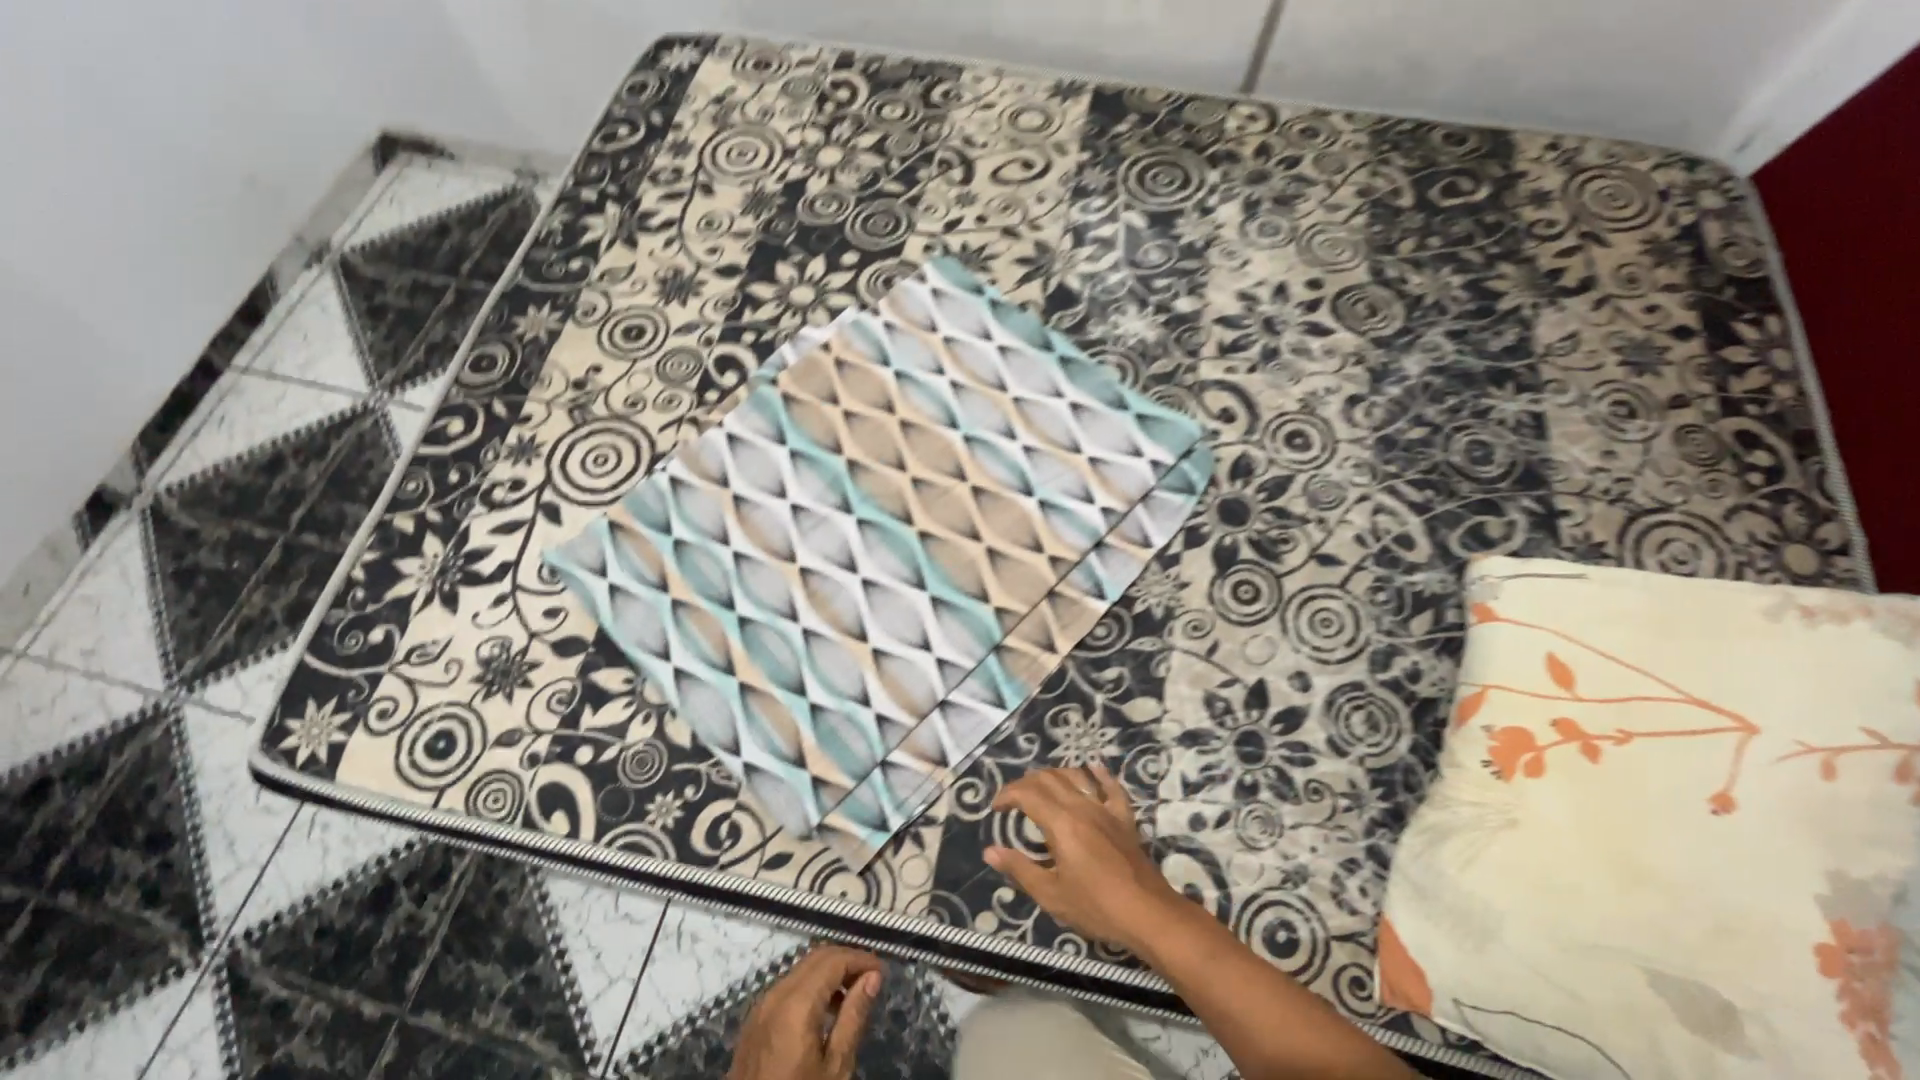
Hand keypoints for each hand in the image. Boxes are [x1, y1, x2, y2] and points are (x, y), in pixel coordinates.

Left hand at [727, 945, 881, 1079]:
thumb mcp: (836, 1067)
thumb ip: (854, 1017)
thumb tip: (873, 978)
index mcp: (796, 1004)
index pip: (834, 960)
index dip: (861, 959)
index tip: (883, 973)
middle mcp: (775, 994)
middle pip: (815, 957)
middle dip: (846, 960)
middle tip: (872, 979)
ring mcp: (760, 1006)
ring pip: (800, 969)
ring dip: (829, 972)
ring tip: (854, 995)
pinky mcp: (755, 1019)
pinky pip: (787, 987)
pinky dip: (811, 985)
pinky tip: (826, 1010)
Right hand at [985, 764, 1186, 954]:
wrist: (1148, 913)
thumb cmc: (1096, 907)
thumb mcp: (1051, 894)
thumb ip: (1019, 869)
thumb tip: (990, 851)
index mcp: (1061, 823)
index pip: (1027, 794)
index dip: (1007, 795)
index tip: (996, 809)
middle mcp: (1082, 807)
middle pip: (1049, 779)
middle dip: (1026, 783)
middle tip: (1013, 801)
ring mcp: (1106, 810)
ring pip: (1077, 776)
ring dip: (1055, 775)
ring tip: (1041, 787)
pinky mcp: (1125, 819)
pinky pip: (1112, 788)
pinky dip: (1099, 775)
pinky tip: (1093, 768)